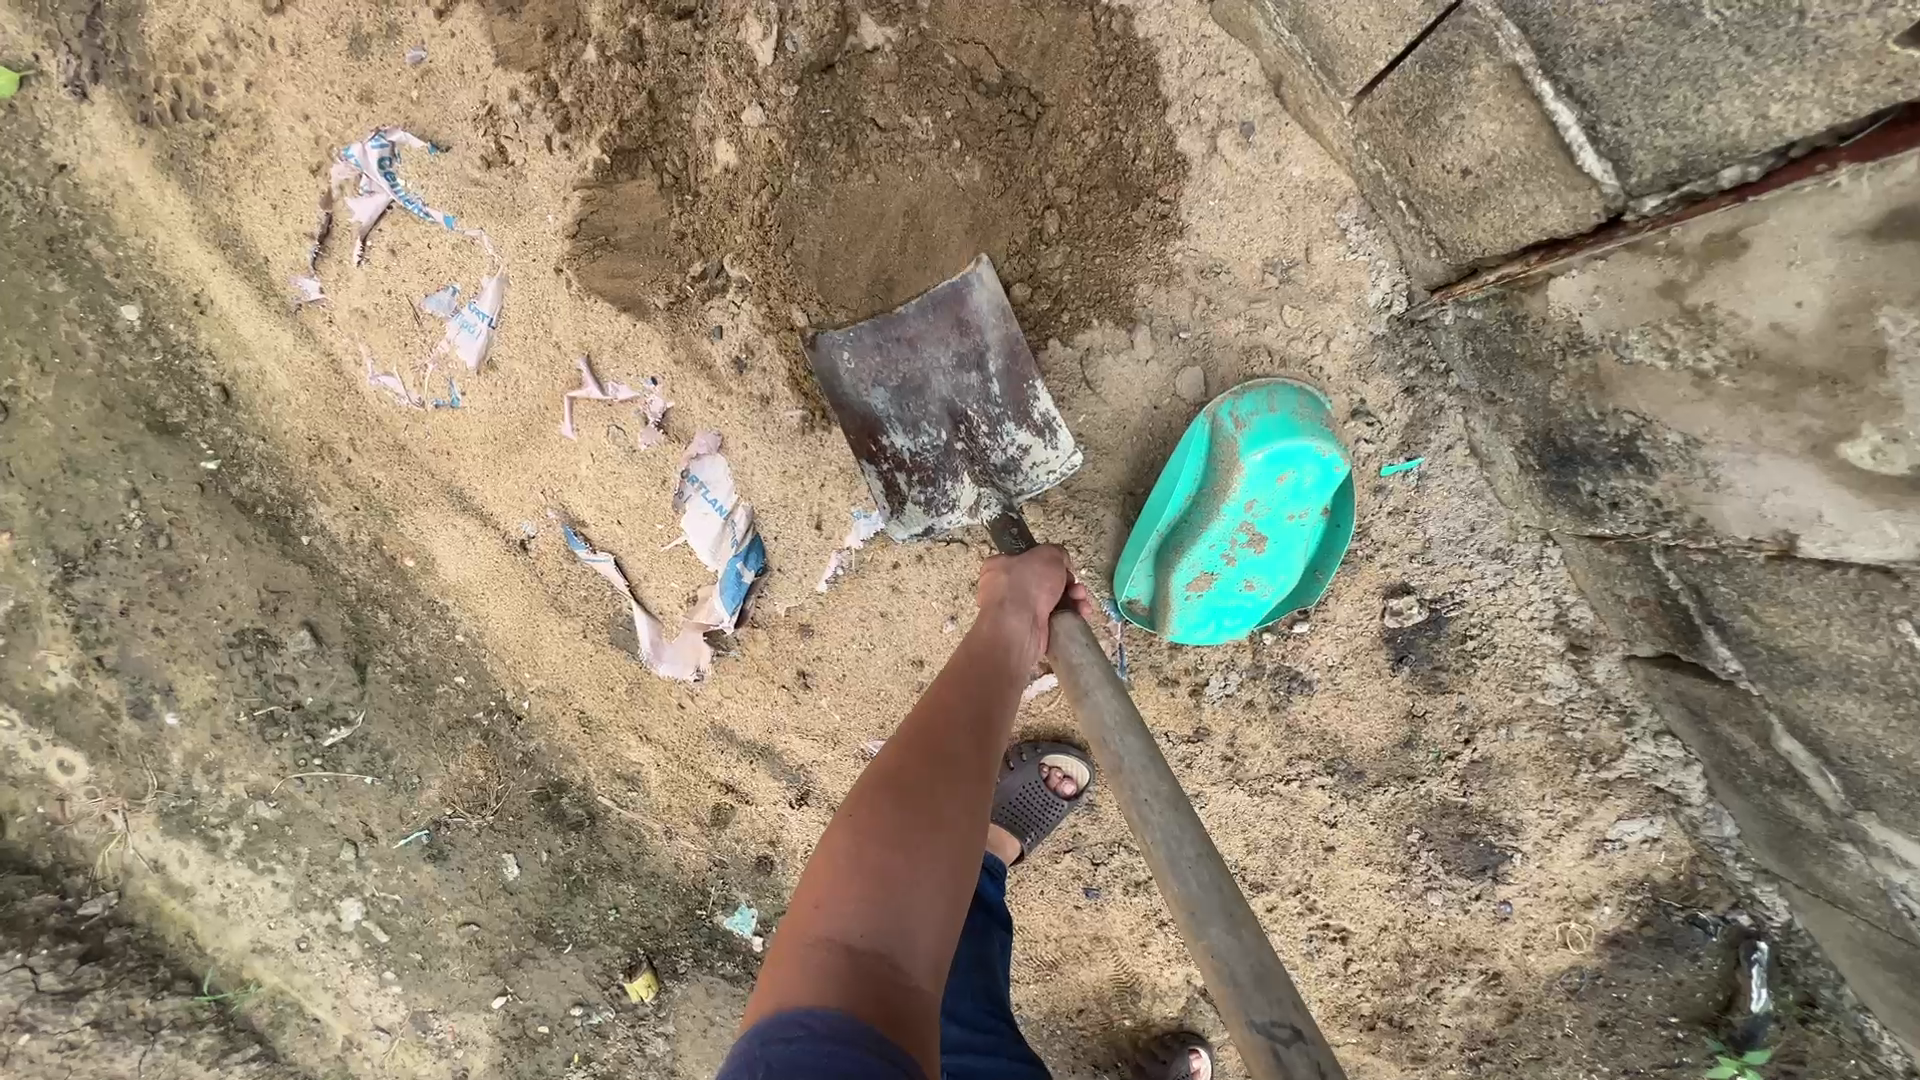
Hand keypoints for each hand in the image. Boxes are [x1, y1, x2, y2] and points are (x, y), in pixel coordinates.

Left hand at [975, 545, 1094, 666]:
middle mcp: (1006, 590)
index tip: (1062, 566)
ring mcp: (1017, 613)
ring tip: (1080, 600)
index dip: (1049, 562)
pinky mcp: (1031, 631)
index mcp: (1000, 567)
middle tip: (1074, 585)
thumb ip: (1057, 552)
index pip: (1028, 561)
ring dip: (1073, 599)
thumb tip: (1062, 561)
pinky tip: (1080, 613)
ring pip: (1053, 602)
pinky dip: (1070, 616)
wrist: (1019, 627)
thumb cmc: (1025, 586)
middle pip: (1045, 582)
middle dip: (1067, 583)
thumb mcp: (1047, 554)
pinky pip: (1055, 621)